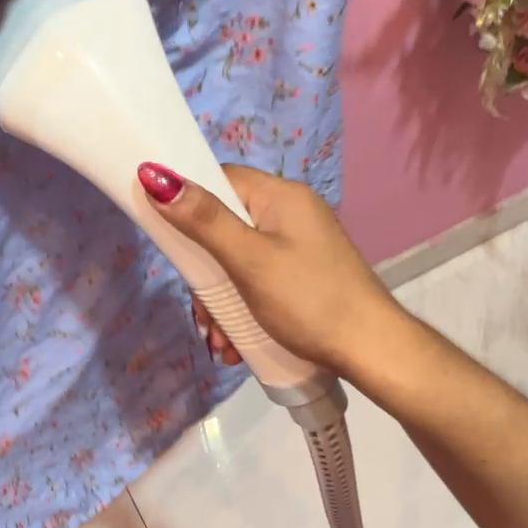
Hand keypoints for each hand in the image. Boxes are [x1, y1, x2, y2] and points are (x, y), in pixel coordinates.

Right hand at [141, 162, 403, 376]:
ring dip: (219, 304)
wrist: (372, 352)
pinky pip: (254, 283)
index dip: (187, 202)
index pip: (219, 179)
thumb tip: (155, 175)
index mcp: (280, 197)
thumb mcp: (249, 261)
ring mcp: (296, 248)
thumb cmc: (309, 300)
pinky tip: (236, 344)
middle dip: (204, 276)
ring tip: (221, 342)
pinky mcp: (299, 277)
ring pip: (234, 263)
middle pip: (221, 228)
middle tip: (203, 315)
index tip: (169, 242)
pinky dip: (240, 312)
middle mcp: (289, 215)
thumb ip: (203, 220)